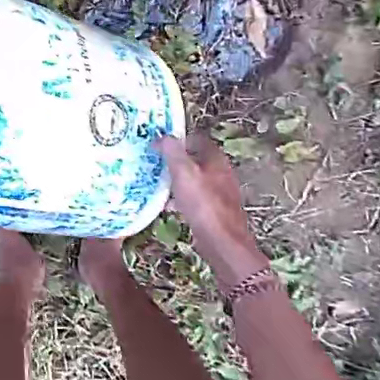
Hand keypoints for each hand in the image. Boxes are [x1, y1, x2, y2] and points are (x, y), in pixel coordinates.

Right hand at [156, 134, 268, 285]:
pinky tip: (170, 206)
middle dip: (176, 160)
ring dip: (177, 180)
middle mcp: (221, 173)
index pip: (197, 139)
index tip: (160, 143)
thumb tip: (164, 136)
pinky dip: (182, 198)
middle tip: (156, 163)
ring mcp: (220, 193)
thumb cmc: (203, 205)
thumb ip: (173, 152)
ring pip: (195, 179)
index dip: (178, 139)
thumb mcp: (183, 173)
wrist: (223, 244)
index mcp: (216, 159)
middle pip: (196, 159)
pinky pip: (196, 198)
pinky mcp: (216, 211)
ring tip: (158, 184)